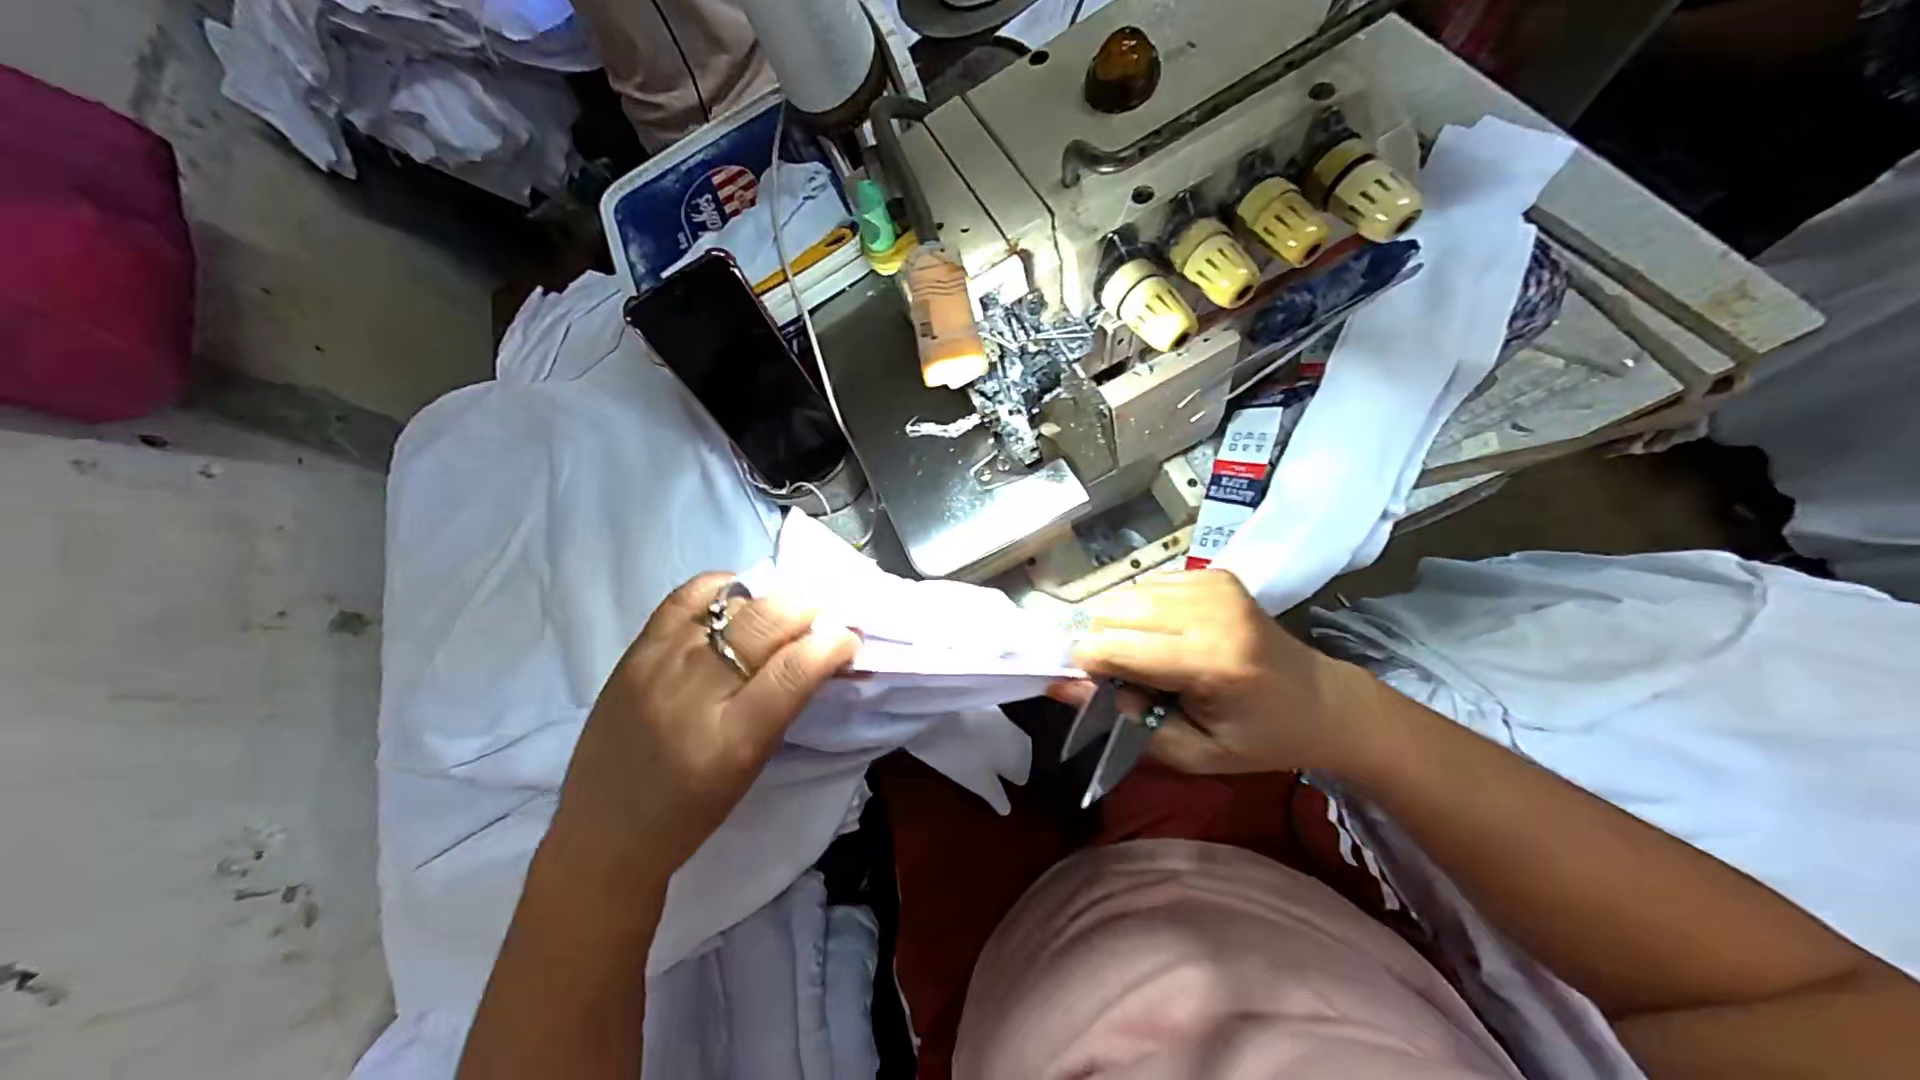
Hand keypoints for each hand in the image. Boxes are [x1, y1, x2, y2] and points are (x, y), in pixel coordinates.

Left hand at [552, 572, 860, 873]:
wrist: (604, 831)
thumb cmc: (692, 813)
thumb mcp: (753, 765)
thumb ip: (784, 705)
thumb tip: (817, 652)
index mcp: (732, 740)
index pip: (796, 669)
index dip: (832, 642)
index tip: (847, 638)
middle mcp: (694, 694)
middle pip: (765, 623)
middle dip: (807, 608)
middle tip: (822, 614)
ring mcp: (659, 665)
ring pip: (731, 603)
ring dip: (771, 598)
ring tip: (785, 607)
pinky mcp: (635, 651)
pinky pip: (687, 597)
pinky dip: (722, 588)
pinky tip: (739, 597)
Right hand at [1065, 570, 1382, 774]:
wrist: (1322, 701)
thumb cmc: (1259, 739)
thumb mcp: (1192, 752)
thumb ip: (1126, 719)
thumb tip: (1060, 686)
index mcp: (1211, 662)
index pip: (1114, 647)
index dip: (1090, 667)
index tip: (1098, 690)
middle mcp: (1211, 611)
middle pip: (1112, 611)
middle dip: (1104, 644)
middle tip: (1129, 677)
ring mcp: (1214, 584)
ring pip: (1125, 594)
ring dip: (1122, 626)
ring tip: (1152, 657)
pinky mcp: (1215, 573)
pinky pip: (1148, 584)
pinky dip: (1144, 611)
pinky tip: (1169, 634)